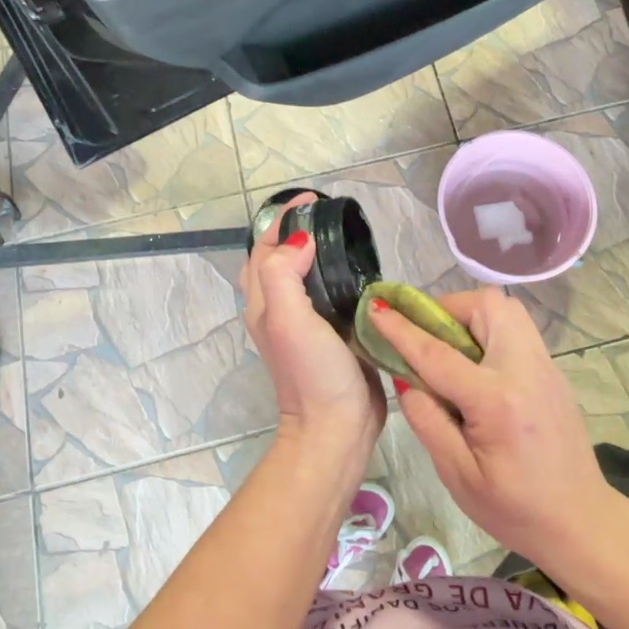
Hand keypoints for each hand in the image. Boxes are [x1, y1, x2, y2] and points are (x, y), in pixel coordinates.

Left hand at [241, 194, 385, 463]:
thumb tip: (300, 241)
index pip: (265, 249)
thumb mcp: (287, 319)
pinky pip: (333, 295)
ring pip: (307, 276)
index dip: (282, 220)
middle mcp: (281, 311)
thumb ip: (284, 275)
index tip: (313, 200)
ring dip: (320, 252)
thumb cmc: (311, 373)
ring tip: (347, 235)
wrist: (337, 428)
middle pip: (281, 260)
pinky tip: (363, 271)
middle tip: (330, 214)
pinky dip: (341, 275)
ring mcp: (308, 325)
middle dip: (298, 231)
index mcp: (265, 304)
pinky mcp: (335, 336)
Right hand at [370, 287, 626, 567]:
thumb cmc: (514, 509)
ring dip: (472, 316)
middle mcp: (525, 369)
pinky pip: (519, 330)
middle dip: (447, 309)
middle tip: (426, 337)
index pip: (437, 353)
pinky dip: (491, 331)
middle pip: (485, 305)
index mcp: (496, 401)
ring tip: (451, 349)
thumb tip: (405, 379)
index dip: (401, 328)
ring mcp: (546, 366)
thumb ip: (427, 420)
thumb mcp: (457, 475)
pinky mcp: (553, 372)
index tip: (375, 306)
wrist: (580, 522)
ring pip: (507, 310)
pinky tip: (478, 368)